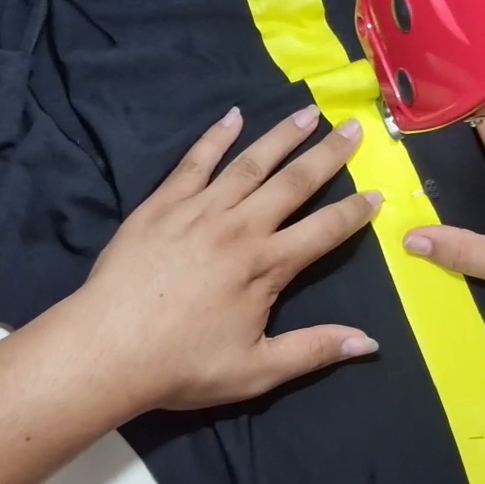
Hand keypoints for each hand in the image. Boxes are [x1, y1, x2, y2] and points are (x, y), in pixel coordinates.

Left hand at [59, 105, 380, 413]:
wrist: (107, 347)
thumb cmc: (182, 364)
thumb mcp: (256, 371)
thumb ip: (314, 350)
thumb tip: (370, 342)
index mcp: (267, 265)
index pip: (325, 230)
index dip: (355, 211)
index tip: (377, 192)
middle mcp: (240, 226)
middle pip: (294, 182)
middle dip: (328, 154)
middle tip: (353, 127)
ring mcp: (199, 209)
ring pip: (250, 163)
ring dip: (282, 135)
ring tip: (307, 112)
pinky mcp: (163, 204)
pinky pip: (195, 162)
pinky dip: (215, 137)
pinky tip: (232, 116)